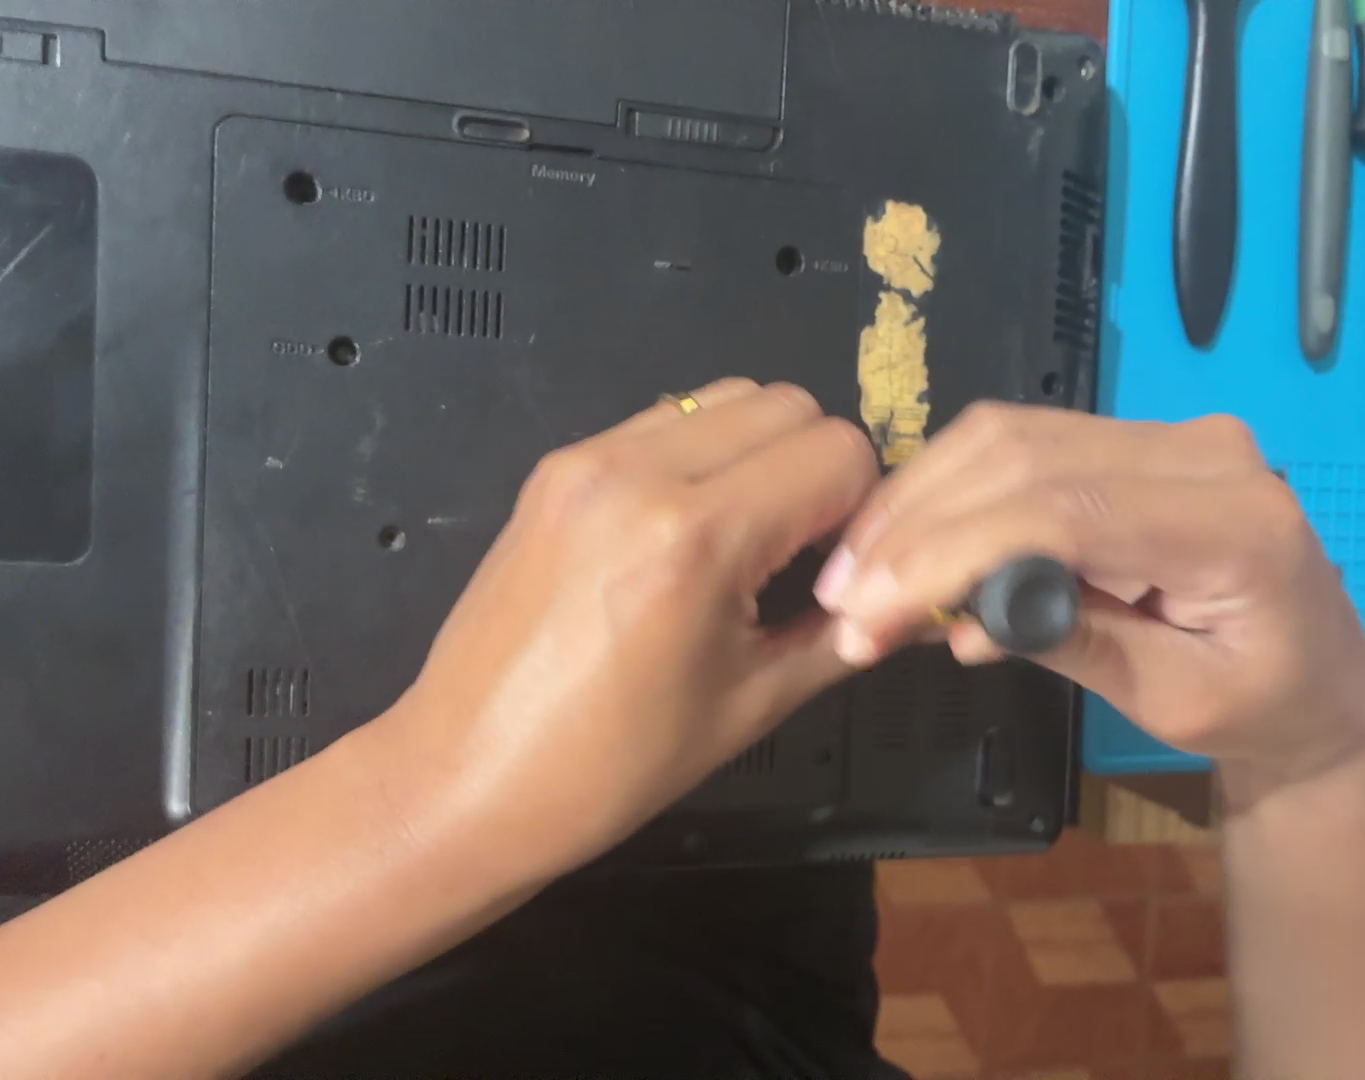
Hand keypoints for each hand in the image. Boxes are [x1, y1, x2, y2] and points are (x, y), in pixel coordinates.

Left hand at [373, 379, 878, 876]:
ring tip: (749, 532)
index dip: (864, 507)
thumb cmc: (614, 764)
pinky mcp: (559, 465)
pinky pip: (669, 420)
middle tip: (803, 546)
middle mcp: (642, 470)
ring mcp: (590, 457)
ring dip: (765, 451)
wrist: (465, 779)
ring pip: (731, 397)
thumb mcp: (754, 703)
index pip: (838, 453)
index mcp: (699, 537)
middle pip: (791, 405)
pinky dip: (708, 453)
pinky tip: (691, 523)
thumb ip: (842, 630)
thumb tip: (899, 593)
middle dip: (821, 468)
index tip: (843, 565)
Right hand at [814, 405, 1364, 781]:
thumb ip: (1069, 641)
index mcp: (1234, 524)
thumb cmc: (1261, 709)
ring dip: (917, 501)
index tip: (872, 606)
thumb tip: (950, 615)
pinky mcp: (1124, 442)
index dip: (954, 550)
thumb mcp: (1171, 700)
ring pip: (1003, 438)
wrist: (1315, 680)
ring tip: (858, 571)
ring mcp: (1160, 435)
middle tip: (845, 596)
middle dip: (916, 525)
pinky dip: (946, 491)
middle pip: (1020, 456)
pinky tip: (904, 539)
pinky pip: (1015, 447)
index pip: (1065, 510)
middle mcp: (1199, 450)